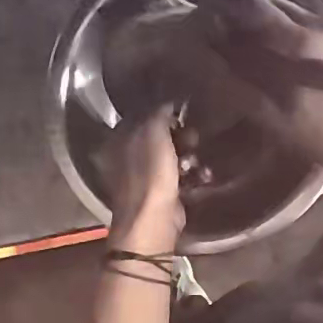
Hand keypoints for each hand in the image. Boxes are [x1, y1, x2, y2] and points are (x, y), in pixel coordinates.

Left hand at [98, 104, 183, 254]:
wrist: (154, 220)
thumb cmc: (151, 174)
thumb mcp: (153, 134)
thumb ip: (158, 114)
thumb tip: (167, 102)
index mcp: (120, 140)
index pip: (141, 116)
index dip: (163, 112)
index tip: (182, 112)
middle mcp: (130, 156)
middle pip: (160, 136)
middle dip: (180, 136)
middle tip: (192, 138)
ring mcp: (146, 176)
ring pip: (173, 156)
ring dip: (189, 156)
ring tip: (196, 161)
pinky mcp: (164, 192)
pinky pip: (181, 176)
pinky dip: (193, 175)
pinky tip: (202, 175)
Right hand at [195, 0, 322, 183]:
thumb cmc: (320, 135)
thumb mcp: (273, 116)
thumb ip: (241, 85)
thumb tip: (214, 60)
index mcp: (305, 41)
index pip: (258, 9)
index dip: (230, 11)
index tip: (209, 18)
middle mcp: (322, 25)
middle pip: (275, 6)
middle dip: (245, 15)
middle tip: (222, 28)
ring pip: (290, 13)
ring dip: (264, 21)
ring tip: (242, 37)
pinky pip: (304, 24)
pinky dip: (282, 30)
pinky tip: (270, 47)